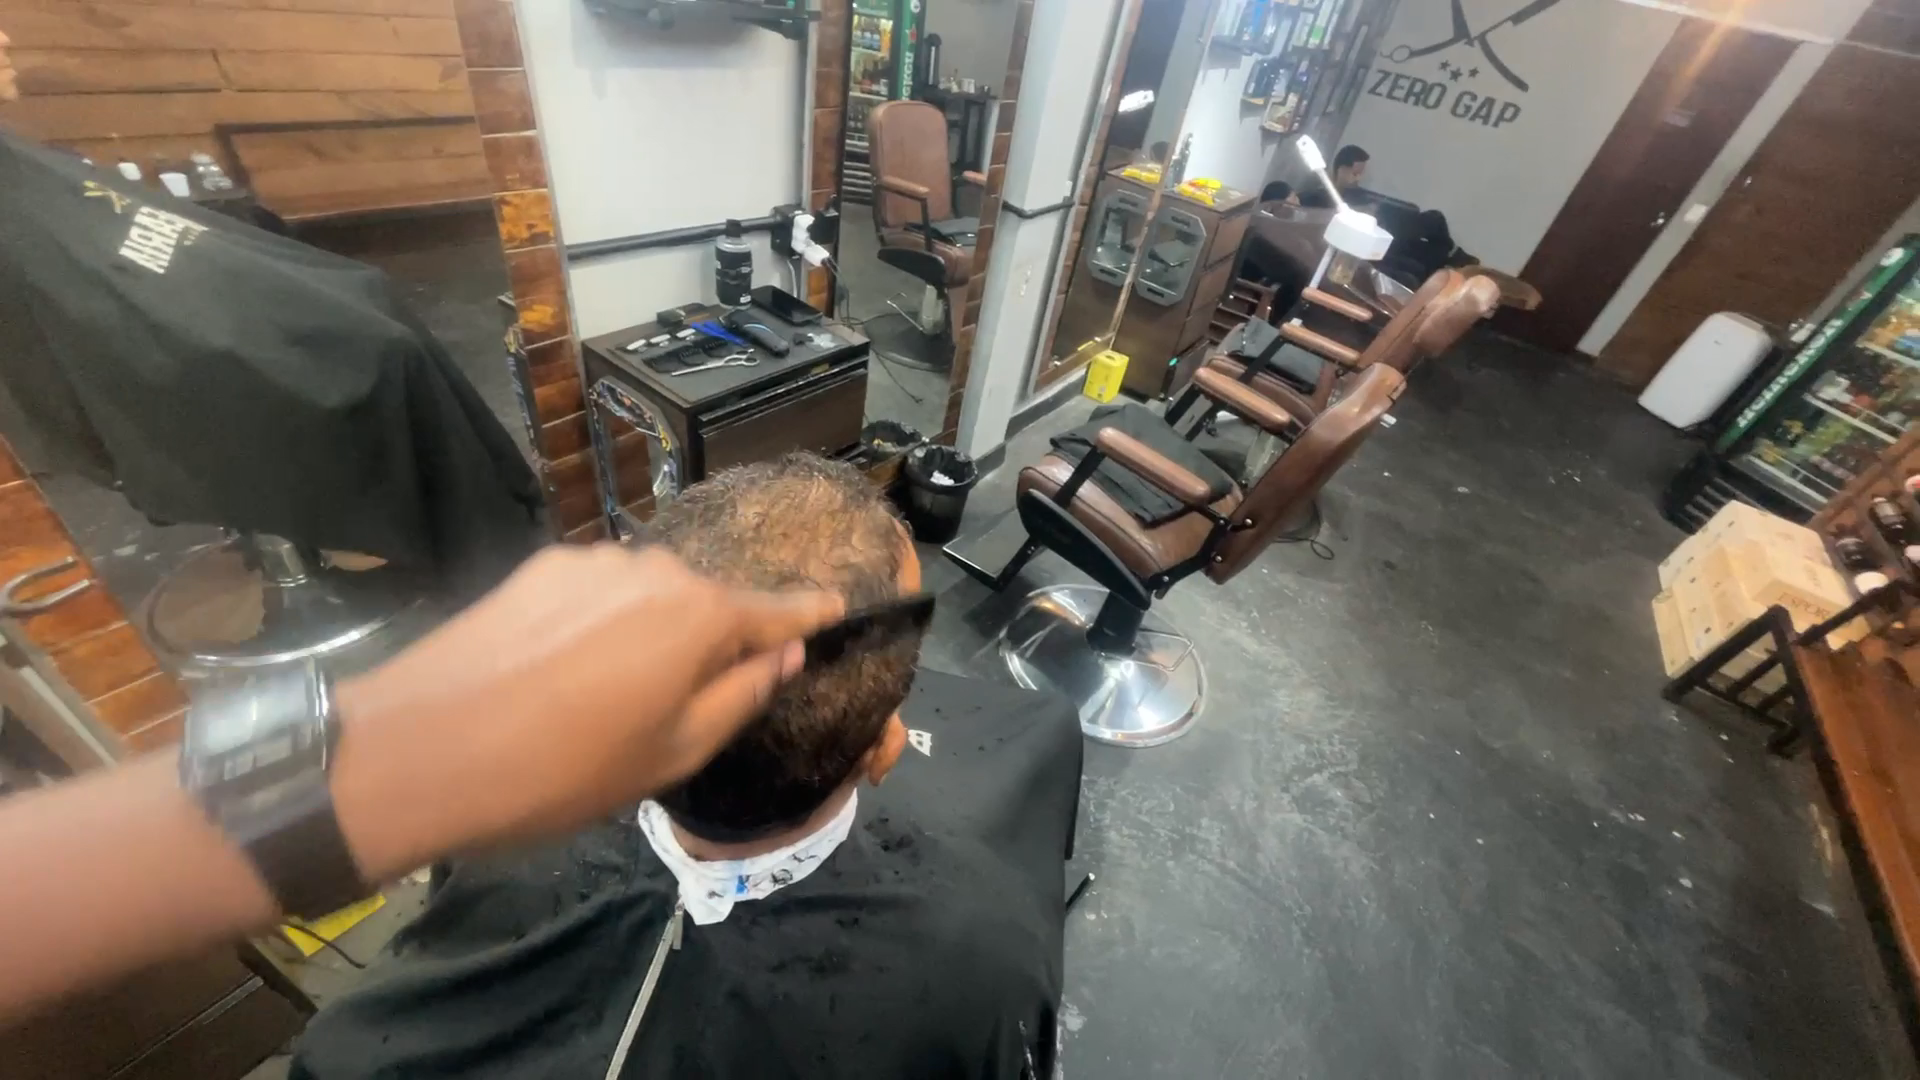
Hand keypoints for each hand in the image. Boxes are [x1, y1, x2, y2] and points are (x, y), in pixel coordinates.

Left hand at [328, 544, 843, 880]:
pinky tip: (563, 663)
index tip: (839, 605)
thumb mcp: (674, 752)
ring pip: (655, 595)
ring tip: (611, 687)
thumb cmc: (564, 770)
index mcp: (701, 617)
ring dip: (656, 630)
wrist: (411, 754)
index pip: (780, 611)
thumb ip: (743, 694)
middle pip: (711, 604)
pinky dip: (606, 619)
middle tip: (684, 698)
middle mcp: (659, 570)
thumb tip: (785, 654)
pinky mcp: (544, 565)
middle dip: (716, 640)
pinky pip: (602, 590)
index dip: (813, 612)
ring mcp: (597, 562)